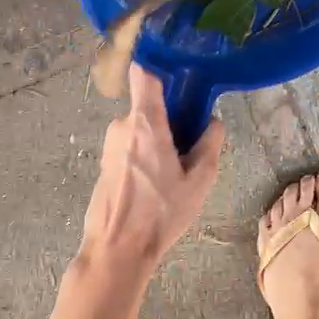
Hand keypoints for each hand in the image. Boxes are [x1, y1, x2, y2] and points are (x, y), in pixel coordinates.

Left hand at [80, 65, 223, 274]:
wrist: (116, 251)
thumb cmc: (160, 213)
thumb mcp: (199, 180)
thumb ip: (210, 144)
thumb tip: (214, 123)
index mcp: (145, 123)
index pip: (144, 75)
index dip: (159, 67)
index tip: (178, 71)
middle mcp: (122, 127)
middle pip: (149, 107)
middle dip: (170, 119)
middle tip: (191, 143)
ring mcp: (109, 146)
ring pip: (140, 129)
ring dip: (157, 140)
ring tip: (175, 171)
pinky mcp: (104, 165)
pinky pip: (130, 147)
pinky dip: (145, 155)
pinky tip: (156, 184)